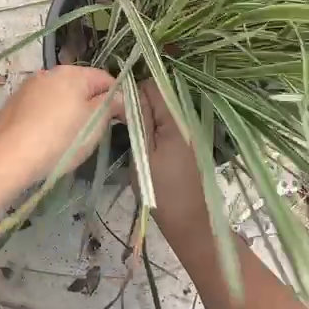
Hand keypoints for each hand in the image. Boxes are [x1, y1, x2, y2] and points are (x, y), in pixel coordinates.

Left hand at [0, 66, 121, 189]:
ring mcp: (28, 88)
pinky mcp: (13, 105)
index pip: (105, 78)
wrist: (7, 159)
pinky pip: (41, 108)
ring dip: (69, 111)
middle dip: (91, 105)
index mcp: (72, 73)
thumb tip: (119, 97)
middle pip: (80, 86)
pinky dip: (49, 118)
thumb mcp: (95, 124)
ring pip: (59, 97)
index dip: (117, 98)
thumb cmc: (59, 140)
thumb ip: (110, 105)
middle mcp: (49, 73)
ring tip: (69, 138)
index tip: (120, 120)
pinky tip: (46, 139)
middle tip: (95, 132)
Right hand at [136, 81, 209, 245]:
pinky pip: (171, 124)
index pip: (153, 86)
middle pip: (161, 96)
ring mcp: (191, 132)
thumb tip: (129, 92)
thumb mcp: (143, 154)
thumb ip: (139, 120)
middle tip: (122, 122)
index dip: (133, 91)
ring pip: (165, 110)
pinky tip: (146, 142)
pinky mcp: (190, 144)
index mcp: (176, 120)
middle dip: (140, 103)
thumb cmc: (161, 191)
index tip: (117, 106)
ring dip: (148, 116)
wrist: (189, 222)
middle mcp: (187, 120)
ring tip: (131, 133)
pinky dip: (157, 127)